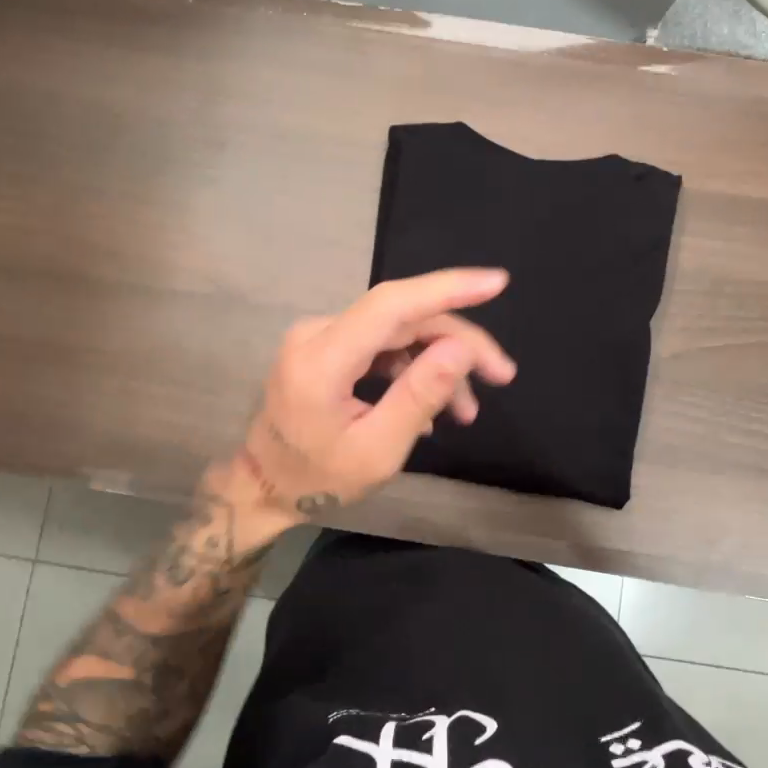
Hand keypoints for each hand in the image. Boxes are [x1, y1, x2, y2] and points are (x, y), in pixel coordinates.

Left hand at [229, 268, 516, 525]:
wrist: (266, 484)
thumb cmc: (319, 478)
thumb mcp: (377, 450)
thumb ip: (419, 397)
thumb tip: (461, 347)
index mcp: (322, 360)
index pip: (391, 305)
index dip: (446, 289)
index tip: (496, 282)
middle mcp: (317, 334)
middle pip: (403, 318)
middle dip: (458, 342)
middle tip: (501, 375)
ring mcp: (320, 337)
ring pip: (398, 331)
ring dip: (439, 362)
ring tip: (467, 410)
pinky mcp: (327, 346)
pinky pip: (382, 344)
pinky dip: (414, 368)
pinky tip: (434, 406)